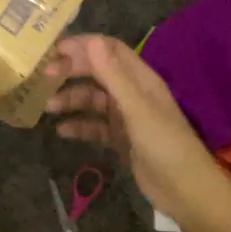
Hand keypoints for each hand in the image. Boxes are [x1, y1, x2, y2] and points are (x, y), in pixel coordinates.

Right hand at [46, 35, 230, 226]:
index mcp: (141, 80)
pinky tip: (63, 131)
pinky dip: (79, 126)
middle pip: (98, 73)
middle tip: (45, 76)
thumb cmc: (164, 144)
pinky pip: (95, 126)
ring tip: (49, 107)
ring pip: (93, 100)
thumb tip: (91, 40)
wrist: (185, 191)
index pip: (109, 50)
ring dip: (72, 99)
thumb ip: (113, 75)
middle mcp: (133, 93)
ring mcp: (127, 117)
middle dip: (72, 71)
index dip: (84, 46)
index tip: (55, 50)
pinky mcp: (122, 139)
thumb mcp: (137, 108)